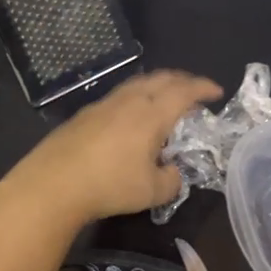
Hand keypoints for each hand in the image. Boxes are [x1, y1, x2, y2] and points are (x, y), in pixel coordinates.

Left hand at [4, 70, 223, 225]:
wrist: (54, 182)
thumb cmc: (110, 185)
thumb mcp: (153, 191)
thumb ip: (172, 179)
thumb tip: (173, 172)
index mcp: (152, 114)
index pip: (184, 92)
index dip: (203, 88)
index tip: (216, 91)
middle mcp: (129, 101)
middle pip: (161, 79)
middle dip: (182, 81)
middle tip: (194, 92)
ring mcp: (104, 104)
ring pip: (137, 84)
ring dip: (157, 86)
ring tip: (165, 100)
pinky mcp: (85, 114)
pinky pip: (120, 96)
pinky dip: (137, 98)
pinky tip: (133, 116)